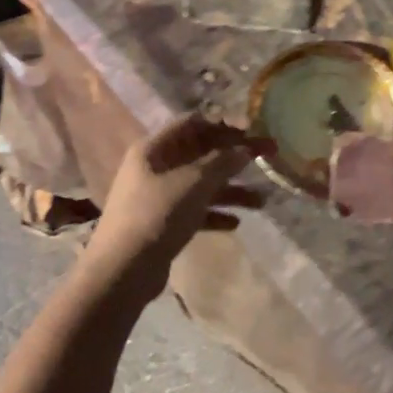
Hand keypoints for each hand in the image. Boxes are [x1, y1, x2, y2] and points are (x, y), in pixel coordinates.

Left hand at [83, 115, 266, 287]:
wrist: (123, 269)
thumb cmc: (157, 216)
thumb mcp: (193, 184)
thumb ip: (222, 162)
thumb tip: (245, 148)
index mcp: (155, 149)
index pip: (194, 123)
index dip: (225, 124)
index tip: (254, 131)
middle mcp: (155, 167)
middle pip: (201, 154)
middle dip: (235, 157)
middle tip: (270, 157)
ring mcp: (158, 196)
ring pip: (201, 184)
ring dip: (231, 190)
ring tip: (261, 202)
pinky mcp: (163, 223)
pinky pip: (195, 210)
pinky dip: (215, 213)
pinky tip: (235, 223)